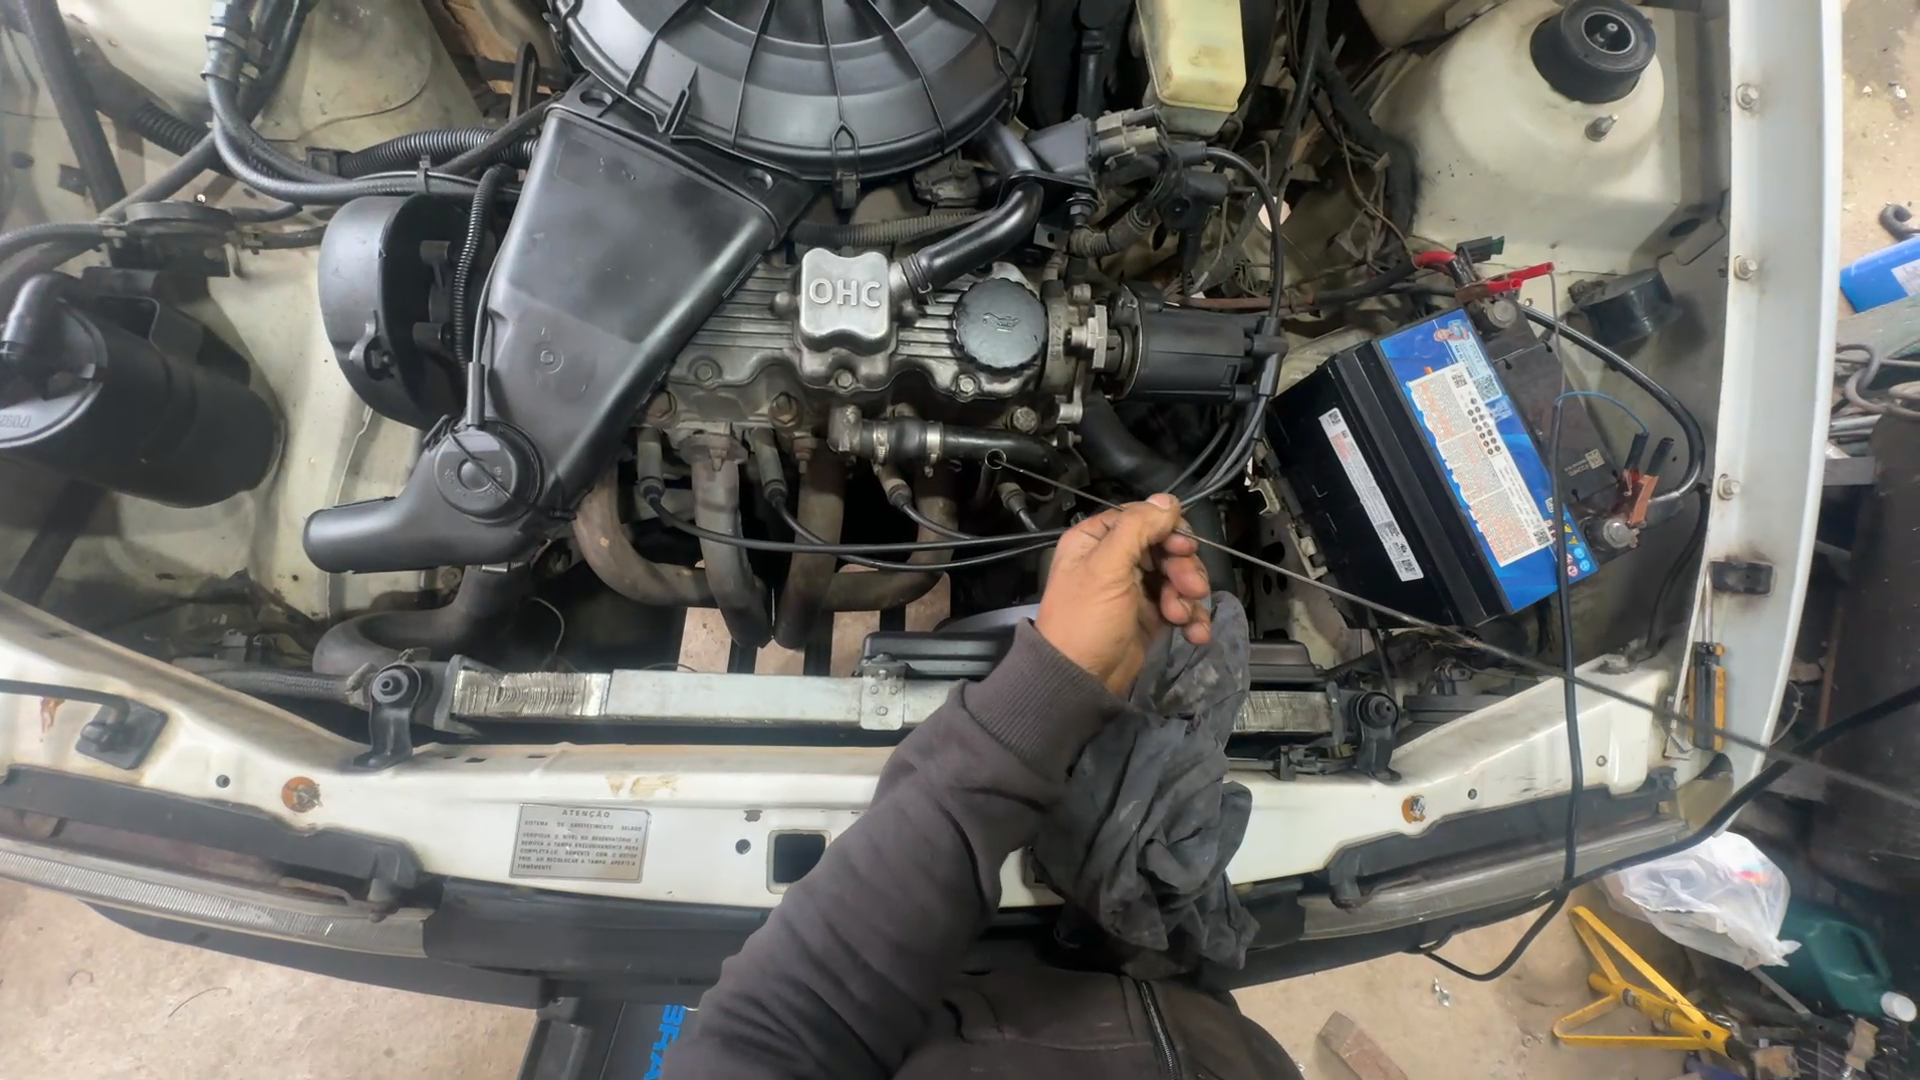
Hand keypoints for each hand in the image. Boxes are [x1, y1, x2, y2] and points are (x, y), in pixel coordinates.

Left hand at [1035, 494, 1211, 696]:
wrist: (1079, 680)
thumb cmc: (1084, 620)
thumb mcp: (1106, 568)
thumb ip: (1136, 529)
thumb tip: (1167, 501)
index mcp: (1096, 540)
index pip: (1141, 518)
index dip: (1167, 530)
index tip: (1184, 547)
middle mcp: (1114, 560)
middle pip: (1165, 547)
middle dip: (1183, 567)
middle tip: (1191, 587)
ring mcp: (1134, 589)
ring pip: (1177, 576)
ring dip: (1188, 595)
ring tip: (1182, 616)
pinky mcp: (1149, 616)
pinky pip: (1180, 606)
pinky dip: (1192, 617)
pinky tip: (1195, 632)